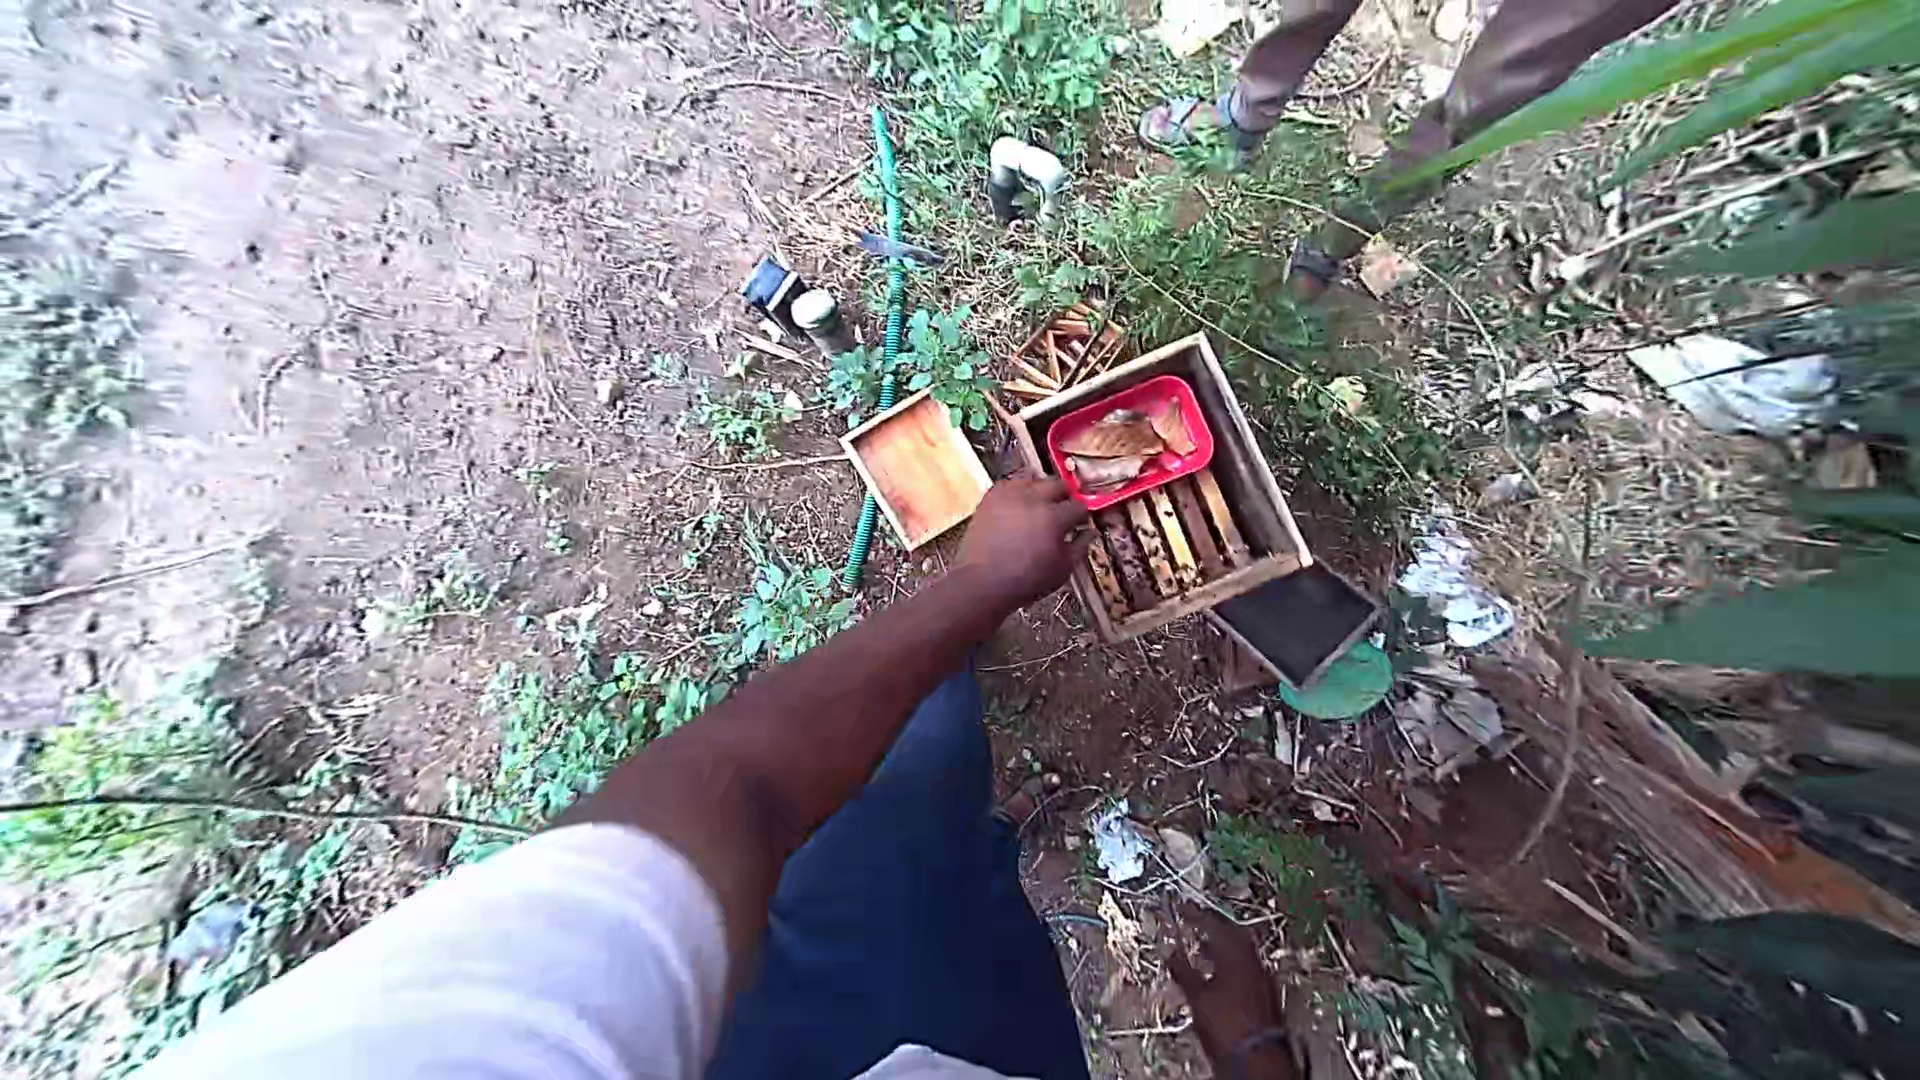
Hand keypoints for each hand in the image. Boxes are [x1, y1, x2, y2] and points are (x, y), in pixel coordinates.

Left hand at [955, 473, 1089, 609]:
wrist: (982, 582)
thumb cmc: (1023, 580)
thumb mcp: (1062, 569)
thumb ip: (1079, 547)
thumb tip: (1088, 534)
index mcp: (1054, 517)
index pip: (1078, 506)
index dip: (1083, 514)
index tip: (1080, 521)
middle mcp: (1032, 499)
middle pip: (1058, 484)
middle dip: (1065, 496)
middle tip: (1064, 509)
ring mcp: (1009, 495)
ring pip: (1033, 478)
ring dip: (1041, 487)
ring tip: (1041, 502)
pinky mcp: (990, 498)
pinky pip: (1008, 483)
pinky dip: (1017, 489)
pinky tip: (1019, 503)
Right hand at [1168, 906, 1295, 1079]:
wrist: (1259, 1064)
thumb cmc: (1227, 1026)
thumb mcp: (1196, 996)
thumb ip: (1182, 969)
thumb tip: (1169, 953)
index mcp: (1235, 952)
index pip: (1212, 922)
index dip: (1194, 913)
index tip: (1181, 907)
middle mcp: (1253, 960)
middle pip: (1231, 931)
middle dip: (1212, 925)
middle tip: (1196, 921)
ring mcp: (1263, 978)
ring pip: (1241, 949)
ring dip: (1222, 944)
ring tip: (1204, 947)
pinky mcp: (1267, 996)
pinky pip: (1247, 967)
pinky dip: (1232, 962)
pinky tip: (1221, 973)